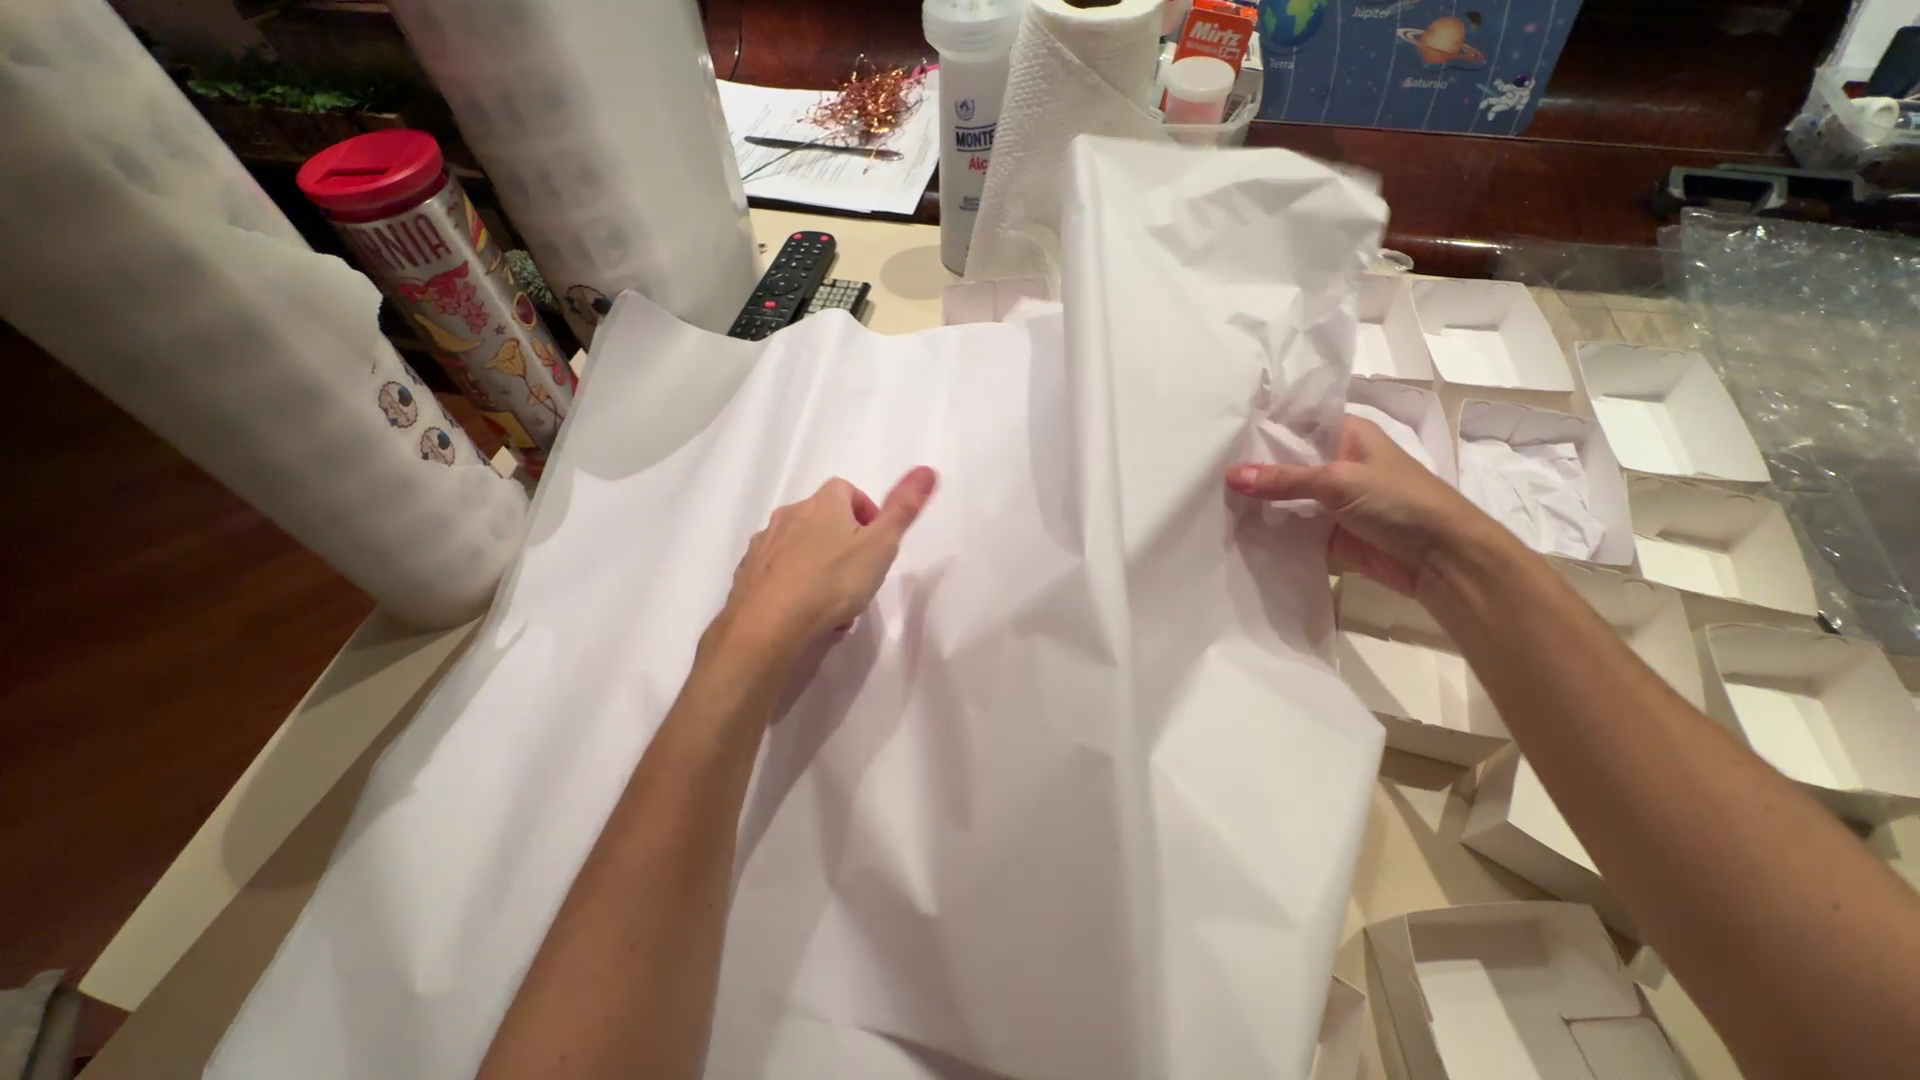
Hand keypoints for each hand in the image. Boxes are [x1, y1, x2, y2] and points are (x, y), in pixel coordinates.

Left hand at [711, 467, 938, 660]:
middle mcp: (789, 516)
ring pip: (799, 549)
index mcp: (822, 504)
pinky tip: (807, 613)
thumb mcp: (880, 546)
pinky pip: (779, 574)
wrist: (769, 624)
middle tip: (860, 574)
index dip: (865, 512)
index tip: (877, 541)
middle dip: (842, 542)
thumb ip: (903, 509)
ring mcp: (764, 545)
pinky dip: (794, 586)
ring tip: (835, 601)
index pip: (846, 490)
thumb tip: (928, 469)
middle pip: (821, 519)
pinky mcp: (748, 575)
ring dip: (818, 566)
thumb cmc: (832, 581)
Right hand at [1225, 416, 1502, 596]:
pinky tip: (1234, 526)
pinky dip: (1268, 526)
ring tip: (1210, 496)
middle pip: (1285, 460)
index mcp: (1347, 434)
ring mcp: (1331, 499)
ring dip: (1257, 499)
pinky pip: (1291, 525)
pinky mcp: (1327, 532)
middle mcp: (1336, 461)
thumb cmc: (1400, 501)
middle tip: (1204, 465)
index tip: (1220, 429)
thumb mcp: (1339, 481)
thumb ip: (1284, 480)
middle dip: (1251, 466)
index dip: (1261, 426)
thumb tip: (1230, 476)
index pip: (1295, 422)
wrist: (1442, 558)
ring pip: (1285, 495)